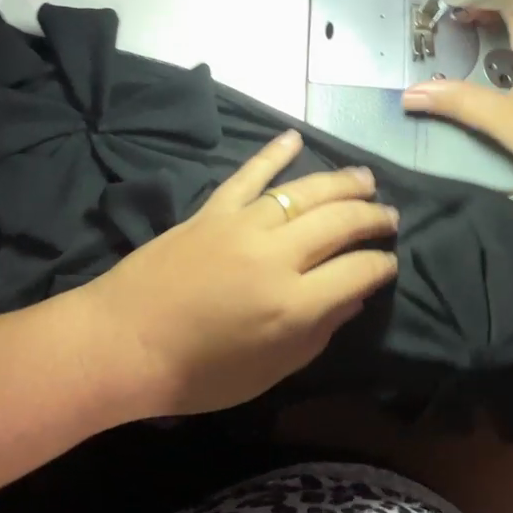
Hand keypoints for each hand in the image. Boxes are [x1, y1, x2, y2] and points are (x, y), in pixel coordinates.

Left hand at [75, 130, 400, 416]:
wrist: (122, 344)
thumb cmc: (199, 374)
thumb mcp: (270, 371)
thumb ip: (319, 333)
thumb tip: (354, 297)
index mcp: (294, 305)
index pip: (358, 272)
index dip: (382, 265)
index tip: (389, 263)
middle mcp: (276, 256)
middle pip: (339, 223)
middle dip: (372, 217)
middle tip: (390, 217)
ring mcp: (242, 226)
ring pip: (304, 191)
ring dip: (340, 182)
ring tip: (365, 179)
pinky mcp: (212, 211)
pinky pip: (249, 175)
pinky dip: (272, 154)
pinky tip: (295, 138)